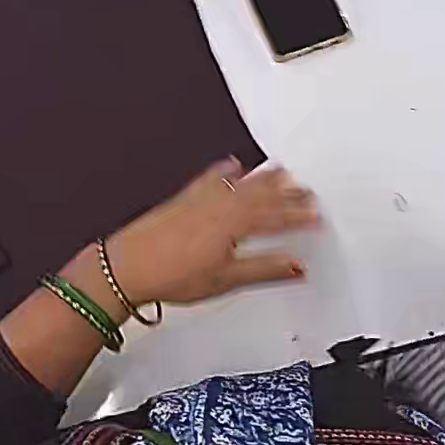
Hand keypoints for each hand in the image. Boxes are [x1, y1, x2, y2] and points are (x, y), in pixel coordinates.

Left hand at [105, 158, 318, 306]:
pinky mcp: (186, 198)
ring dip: (265, 178)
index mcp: (235, 224)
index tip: (317, 217)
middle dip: (289, 193)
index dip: (299, 217)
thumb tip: (296, 267)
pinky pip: (213, 178)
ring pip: (242, 183)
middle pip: (263, 195)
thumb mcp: (227, 279)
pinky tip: (233, 165)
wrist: (127, 267)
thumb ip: (266, 269)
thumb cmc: (172, 274)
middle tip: (308, 191)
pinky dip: (227, 170)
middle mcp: (221, 205)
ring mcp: (203, 199)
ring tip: (283, 172)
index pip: (277, 218)